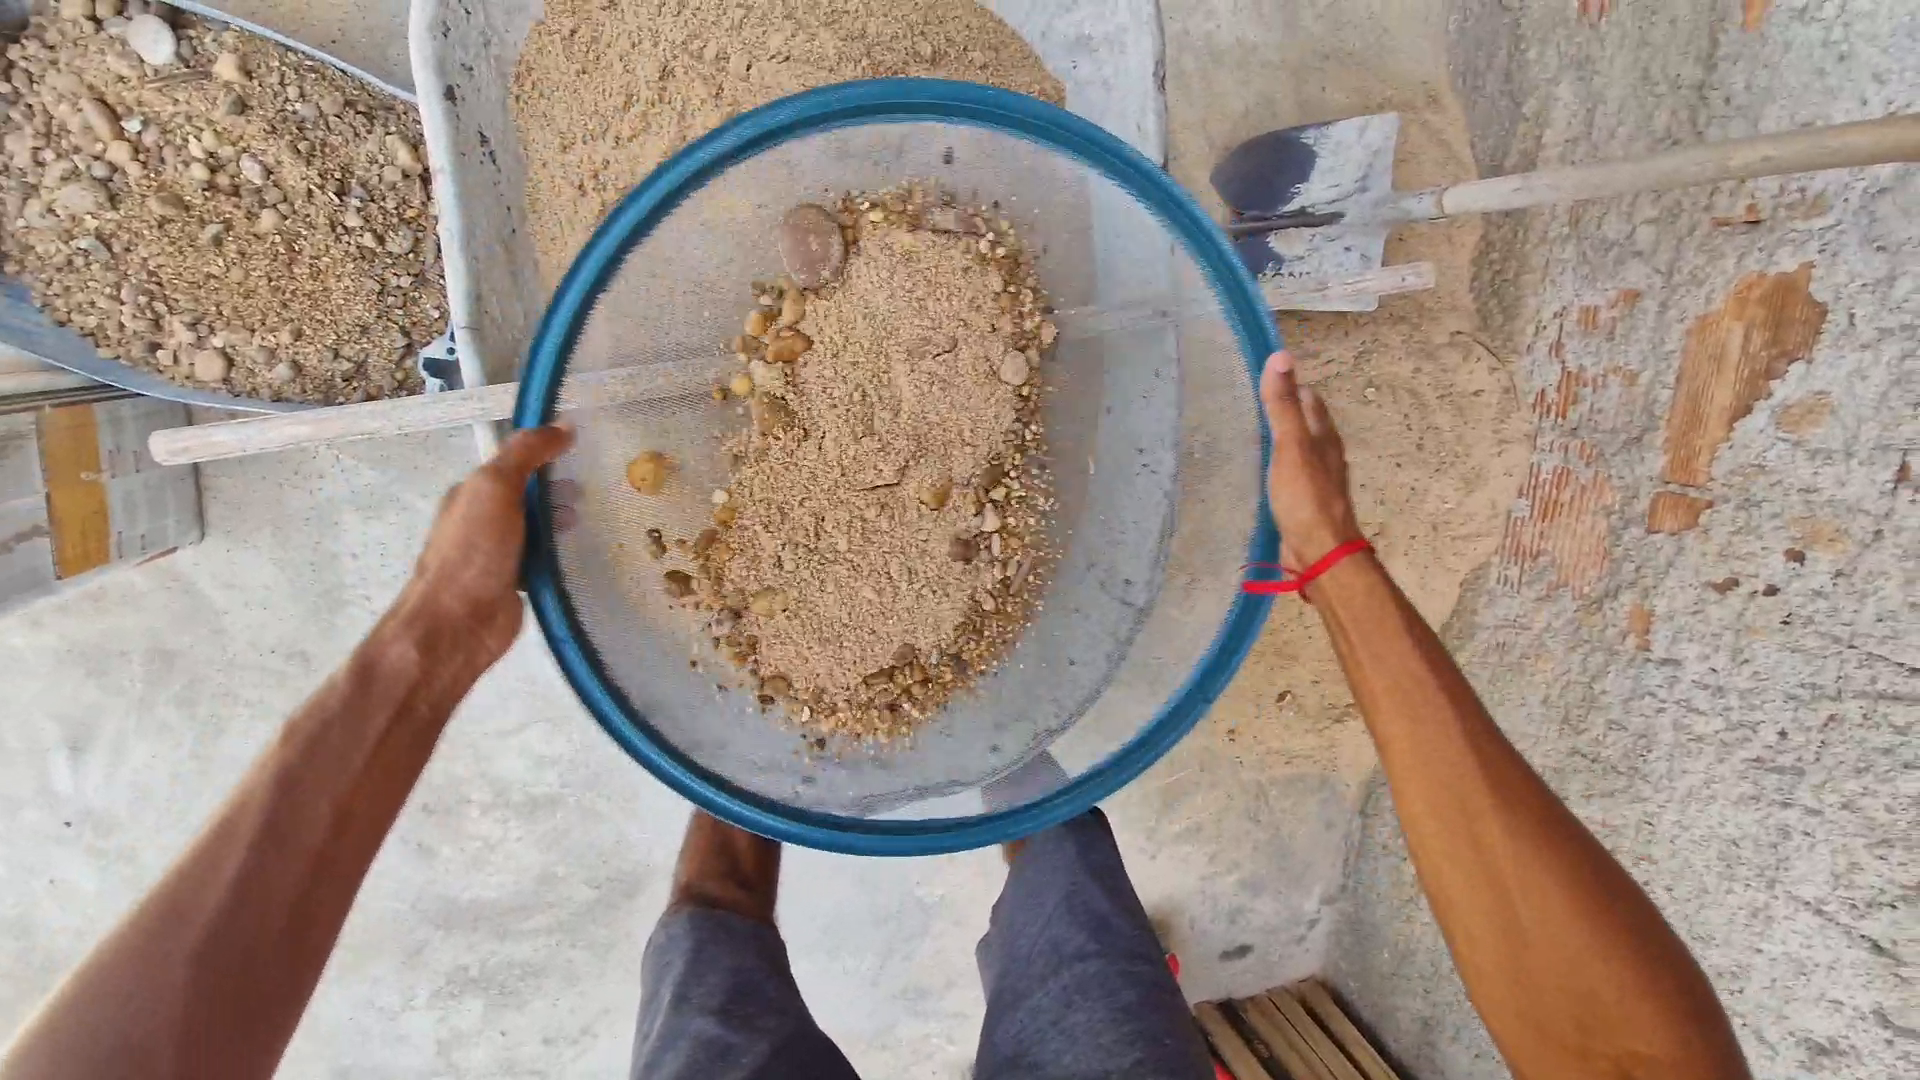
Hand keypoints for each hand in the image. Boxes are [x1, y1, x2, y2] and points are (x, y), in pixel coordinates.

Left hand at [396, 424, 574, 668]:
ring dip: (563, 520)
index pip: (514, 463)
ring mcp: (500, 553)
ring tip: (593, 520)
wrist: (460, 621)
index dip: (546, 452)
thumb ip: (526, 454)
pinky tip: (585, 552)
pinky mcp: (517, 581)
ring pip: (539, 527)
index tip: (584, 447)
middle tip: (594, 488)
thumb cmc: (475, 550)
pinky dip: (564, 552)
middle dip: (559, 487)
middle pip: (528, 494)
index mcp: (473, 493)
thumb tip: (563, 425)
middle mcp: (484, 520)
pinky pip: (545, 558)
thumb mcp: (496, 487)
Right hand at [1260, 351, 1363, 567]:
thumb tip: (1281, 356)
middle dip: (1283, 411)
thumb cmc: (1306, 498)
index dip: (1289, 385)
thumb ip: (1283, 405)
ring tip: (1246, 434)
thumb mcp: (1290, 447)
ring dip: (1277, 440)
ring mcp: (1315, 480)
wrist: (1319, 552)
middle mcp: (1324, 454)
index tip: (1260, 377)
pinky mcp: (1302, 502)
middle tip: (1246, 403)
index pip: (1309, 399)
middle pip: (1304, 423)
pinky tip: (1256, 472)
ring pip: (1296, 450)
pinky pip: (1287, 475)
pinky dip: (1273, 466)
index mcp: (1324, 436)